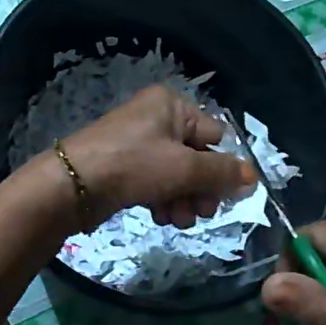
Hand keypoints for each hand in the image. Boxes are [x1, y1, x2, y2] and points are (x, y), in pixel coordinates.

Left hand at [57, 86, 255, 228]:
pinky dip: (164, 199)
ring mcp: (139, 144)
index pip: (215, 136)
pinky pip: (157, 182)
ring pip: (178, 174)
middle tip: (203, 212)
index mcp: (172, 106)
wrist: (71, 186)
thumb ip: (222, 173)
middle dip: (202, 188)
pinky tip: (162, 217)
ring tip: (178, 219)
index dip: (222, 165)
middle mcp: (157, 119)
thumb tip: (253, 178)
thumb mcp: (184, 168)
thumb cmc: (133, 166)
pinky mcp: (125, 168)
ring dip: (184, 199)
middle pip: (197, 157)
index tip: (225, 194)